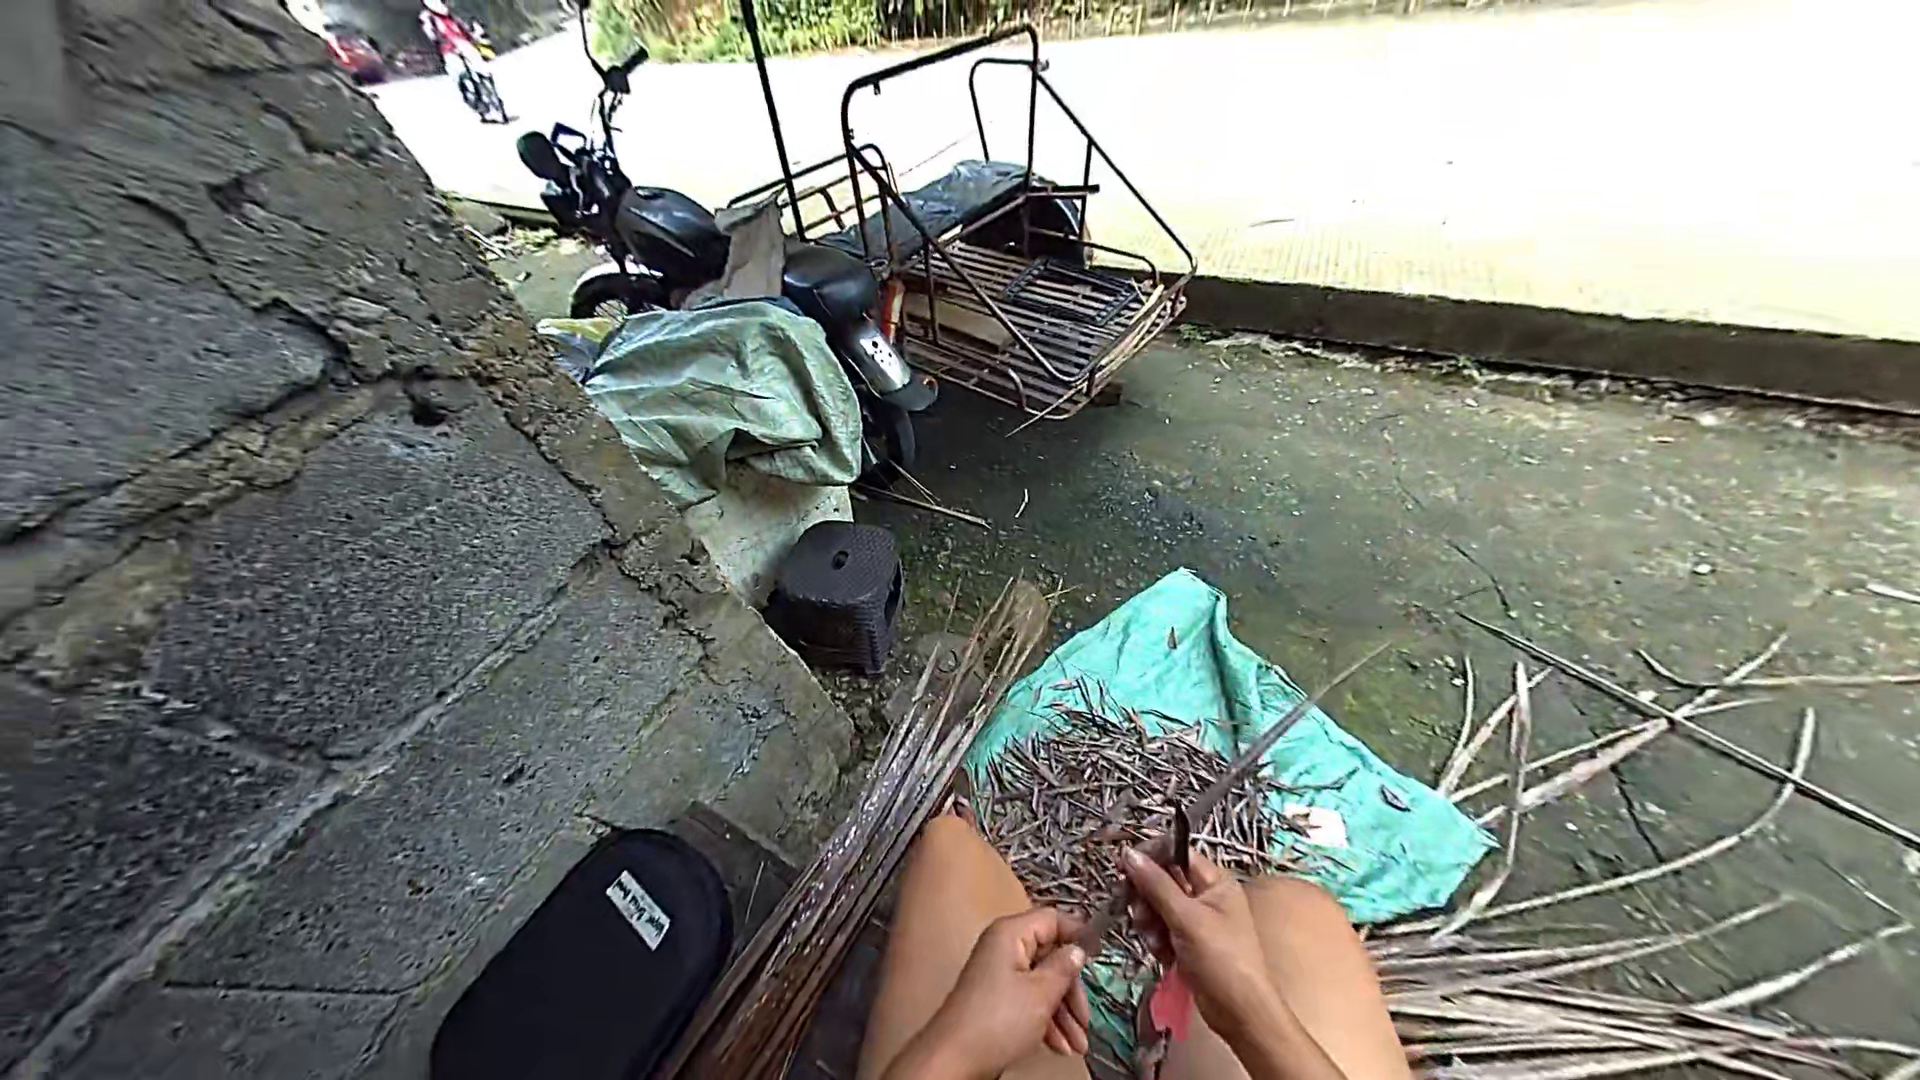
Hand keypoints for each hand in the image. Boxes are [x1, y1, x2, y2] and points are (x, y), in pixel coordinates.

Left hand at [884, 907, 1092, 1079]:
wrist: (956, 1059)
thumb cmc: (997, 1020)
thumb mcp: (1040, 993)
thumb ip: (1063, 968)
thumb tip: (1077, 950)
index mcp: (1011, 932)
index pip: (1051, 919)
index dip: (1077, 934)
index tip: (1099, 954)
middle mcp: (1004, 946)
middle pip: (1049, 954)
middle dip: (1071, 989)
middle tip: (1085, 1019)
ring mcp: (999, 972)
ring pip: (1042, 980)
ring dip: (1063, 1011)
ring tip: (1078, 1044)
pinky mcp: (997, 998)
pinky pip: (1029, 998)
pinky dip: (1047, 1018)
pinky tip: (1060, 1045)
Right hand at [1123, 847, 1285, 1041]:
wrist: (1241, 1016)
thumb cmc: (1221, 960)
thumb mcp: (1187, 917)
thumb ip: (1155, 883)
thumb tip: (1129, 853)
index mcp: (1215, 881)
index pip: (1176, 852)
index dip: (1150, 857)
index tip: (1125, 867)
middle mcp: (1205, 895)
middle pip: (1162, 879)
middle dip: (1147, 896)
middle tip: (1139, 912)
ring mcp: (1197, 919)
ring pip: (1158, 904)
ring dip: (1150, 920)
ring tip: (1154, 940)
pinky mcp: (1187, 941)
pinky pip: (1161, 927)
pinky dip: (1157, 938)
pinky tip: (1161, 953)